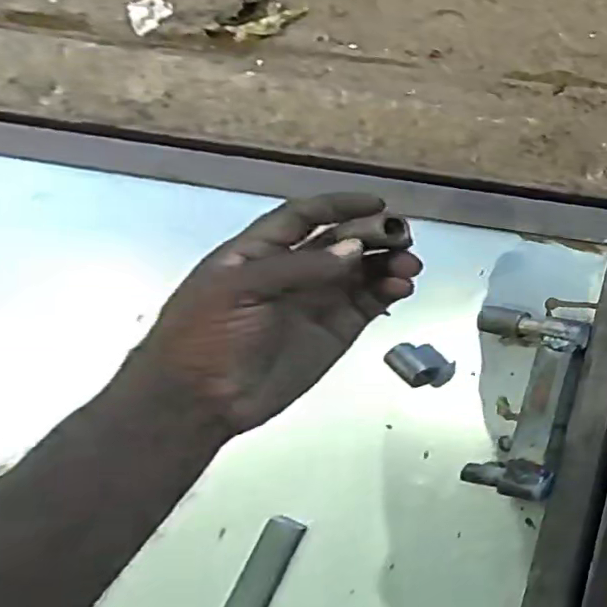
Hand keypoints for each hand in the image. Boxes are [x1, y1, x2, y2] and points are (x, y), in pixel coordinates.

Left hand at [109, 193, 423, 439]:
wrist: (199, 402)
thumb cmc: (203, 338)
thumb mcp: (236, 292)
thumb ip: (298, 266)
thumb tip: (355, 248)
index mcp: (259, 254)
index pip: (303, 217)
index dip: (339, 206)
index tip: (377, 204)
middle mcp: (296, 271)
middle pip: (346, 239)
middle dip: (377, 234)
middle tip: (401, 238)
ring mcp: (322, 298)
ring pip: (368, 267)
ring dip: (392, 260)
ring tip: (408, 267)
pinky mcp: (343, 324)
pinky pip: (377, 297)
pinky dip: (394, 287)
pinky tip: (402, 287)